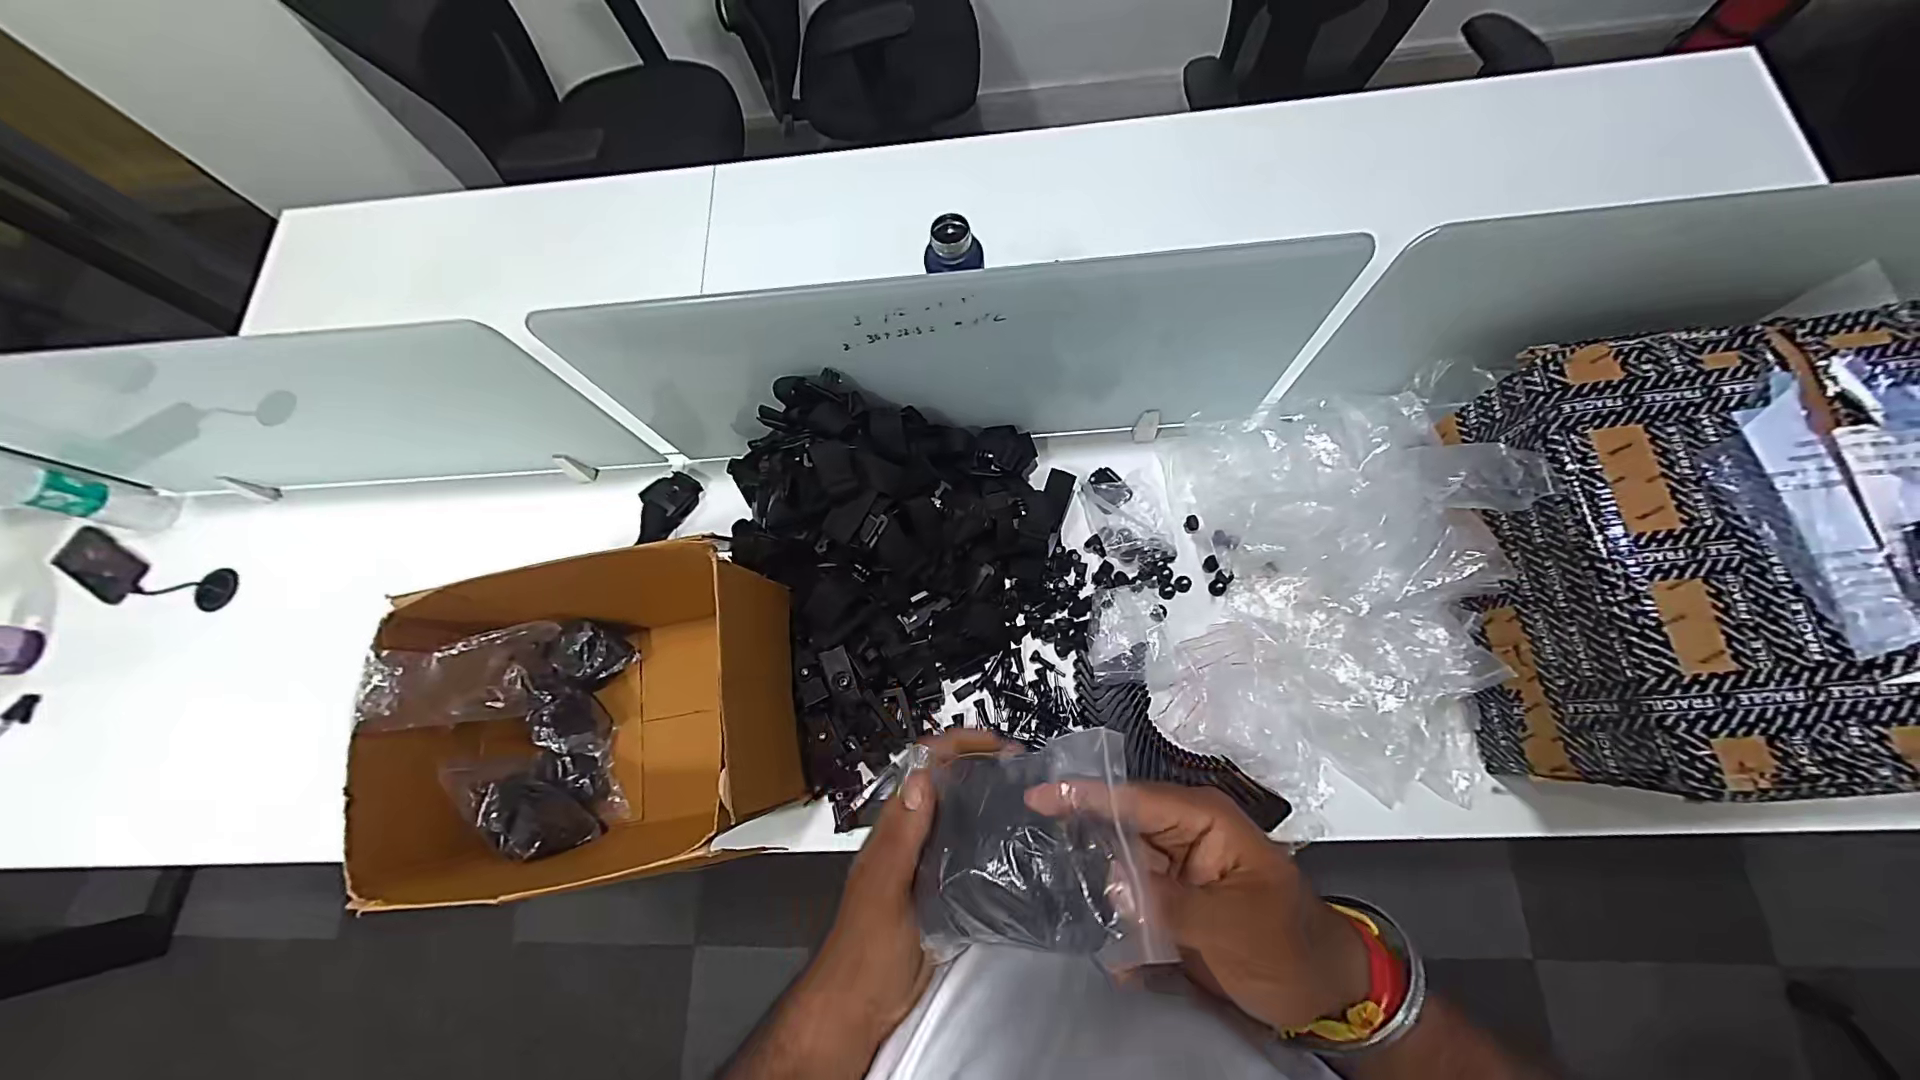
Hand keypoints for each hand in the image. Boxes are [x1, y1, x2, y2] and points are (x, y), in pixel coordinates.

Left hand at [744, 729, 1007, 1078]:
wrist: (859, 1007)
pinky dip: (984, 833)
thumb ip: (901, 836)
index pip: (922, 765)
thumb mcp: (885, 888)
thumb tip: (920, 780)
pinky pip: (963, 848)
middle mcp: (909, 837)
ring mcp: (925, 862)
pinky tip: (1007, 840)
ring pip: (954, 811)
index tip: (991, 743)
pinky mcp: (940, 888)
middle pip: (941, 781)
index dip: (955, 745)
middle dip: (975, 762)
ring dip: (981, 792)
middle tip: (1014, 762)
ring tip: (1017, 791)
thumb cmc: (862, 952)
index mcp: (894, 827)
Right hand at [1026, 781, 1369, 1032]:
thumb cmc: (1288, 948)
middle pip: (1120, 825)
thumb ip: (1166, 902)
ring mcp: (1177, 865)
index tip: (1039, 797)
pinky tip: (1115, 953)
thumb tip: (1109, 882)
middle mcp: (1184, 832)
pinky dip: (1119, 922)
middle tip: (1036, 848)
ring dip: (1098, 887)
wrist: (1325, 993)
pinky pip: (1133, 898)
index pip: (1134, 799)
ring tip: (1065, 900)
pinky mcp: (1173, 896)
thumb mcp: (1231, 926)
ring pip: (1120, 863)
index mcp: (1203, 819)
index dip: (1085, 796)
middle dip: (1083, 839)